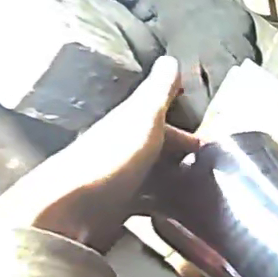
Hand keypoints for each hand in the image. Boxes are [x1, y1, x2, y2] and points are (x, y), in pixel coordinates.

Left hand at [0, 56, 193, 247]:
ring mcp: (116, 183)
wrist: (66, 212)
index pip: (160, 125)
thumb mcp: (141, 118)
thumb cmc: (109, 160)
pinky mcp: (115, 212)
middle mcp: (119, 151)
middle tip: (212, 171)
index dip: (185, 134)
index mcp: (126, 126)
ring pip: (154, 179)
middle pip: (156, 152)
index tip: (210, 146)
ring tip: (202, 195)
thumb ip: (159, 93)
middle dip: (182, 159)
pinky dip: (165, 208)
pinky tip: (179, 216)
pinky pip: (148, 205)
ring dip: (175, 184)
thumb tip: (171, 60)